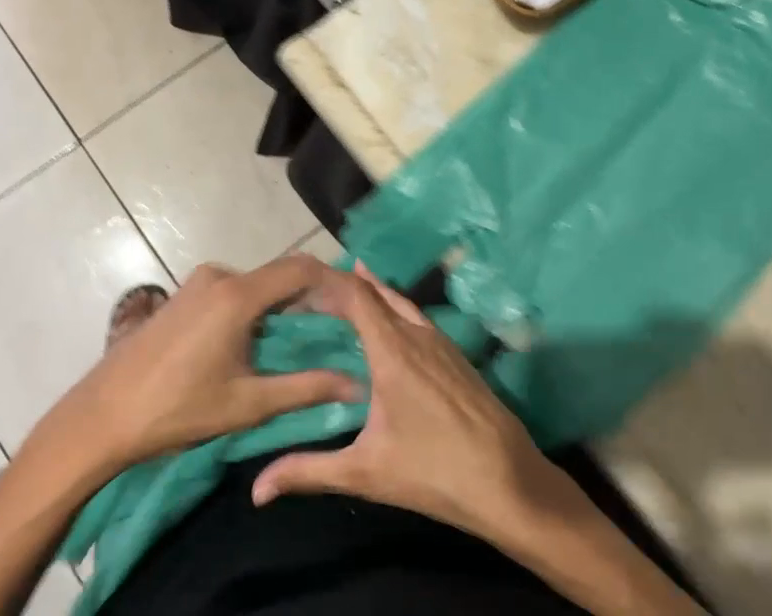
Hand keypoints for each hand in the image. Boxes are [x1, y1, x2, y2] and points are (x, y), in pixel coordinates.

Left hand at [40, 255, 362, 471]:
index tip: (357, 311)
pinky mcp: (181, 298)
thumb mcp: (248, 404)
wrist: (104, 414)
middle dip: (310, 304)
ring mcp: (194, 284)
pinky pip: (231, 295)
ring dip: (280, 311)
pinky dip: (254, 314)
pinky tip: (259, 348)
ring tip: (302, 350)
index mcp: (236, 294)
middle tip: (336, 339)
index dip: (335, 284)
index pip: (301, 269)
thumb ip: (306, 388)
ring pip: (255, 288)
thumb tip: (356, 384)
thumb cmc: (177, 409)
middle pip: (278, 278)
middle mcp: (217, 277)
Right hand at [251, 265, 567, 536]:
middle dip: (344, 286)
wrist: (513, 486)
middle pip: (378, 293)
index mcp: (393, 350)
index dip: (327, 281)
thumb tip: (257, 491)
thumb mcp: (364, 473)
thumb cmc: (435, 474)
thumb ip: (308, 472)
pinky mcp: (459, 358)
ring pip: (403, 304)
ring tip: (342, 298)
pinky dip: (395, 312)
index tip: (296, 282)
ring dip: (373, 296)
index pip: (356, 295)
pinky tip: (387, 331)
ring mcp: (444, 345)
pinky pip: (419, 320)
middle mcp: (418, 336)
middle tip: (309, 291)